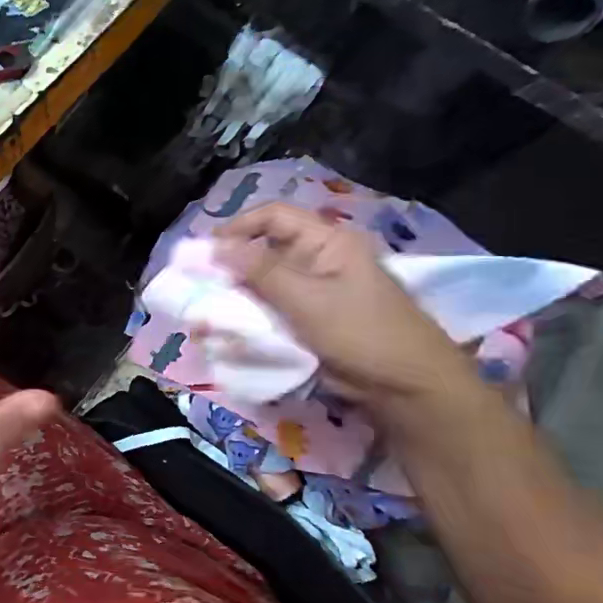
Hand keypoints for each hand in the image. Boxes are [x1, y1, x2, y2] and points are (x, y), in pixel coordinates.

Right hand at [216, 202, 473, 407]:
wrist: (403, 385)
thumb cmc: (361, 333)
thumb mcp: (308, 300)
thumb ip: (260, 272)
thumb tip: (215, 247)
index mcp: (327, 242)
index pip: (275, 217)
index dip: (238, 227)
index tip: (205, 252)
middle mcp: (318, 262)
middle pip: (265, 253)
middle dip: (230, 271)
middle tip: (200, 290)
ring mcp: (314, 294)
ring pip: (263, 288)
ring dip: (236, 301)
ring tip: (207, 319)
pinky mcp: (309, 323)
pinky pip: (271, 314)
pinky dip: (249, 322)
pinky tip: (228, 335)